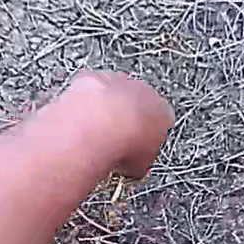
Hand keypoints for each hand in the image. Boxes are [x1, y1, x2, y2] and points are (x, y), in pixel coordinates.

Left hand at [56, 70, 174, 179]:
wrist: (100, 129)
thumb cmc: (124, 145)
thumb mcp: (141, 166)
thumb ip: (141, 160)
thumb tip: (133, 165)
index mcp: (163, 111)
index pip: (160, 123)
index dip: (147, 139)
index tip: (137, 150)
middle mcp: (144, 91)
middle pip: (138, 104)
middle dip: (127, 121)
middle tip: (116, 143)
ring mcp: (117, 81)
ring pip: (114, 94)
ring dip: (107, 111)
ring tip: (96, 135)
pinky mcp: (91, 77)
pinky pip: (90, 90)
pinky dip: (85, 103)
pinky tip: (81, 122)